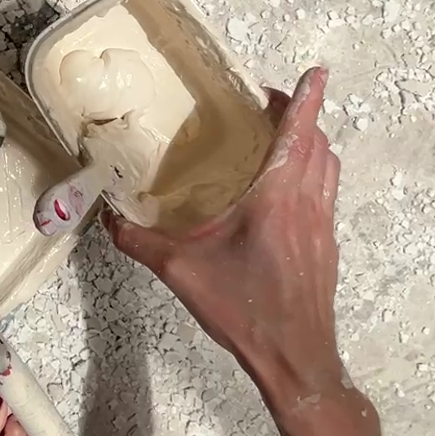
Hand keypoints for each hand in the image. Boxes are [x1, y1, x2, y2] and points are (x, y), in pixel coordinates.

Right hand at [107, 67, 345, 406]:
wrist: (296, 362)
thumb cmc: (244, 309)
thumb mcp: (178, 270)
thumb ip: (136, 239)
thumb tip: (106, 217)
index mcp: (276, 200)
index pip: (298, 137)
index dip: (307, 101)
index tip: (316, 73)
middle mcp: (306, 205)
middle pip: (318, 146)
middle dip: (302, 116)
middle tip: (269, 101)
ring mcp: (322, 227)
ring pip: (328, 168)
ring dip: (311, 142)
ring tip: (279, 133)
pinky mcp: (325, 246)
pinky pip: (325, 191)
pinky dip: (312, 169)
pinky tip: (281, 183)